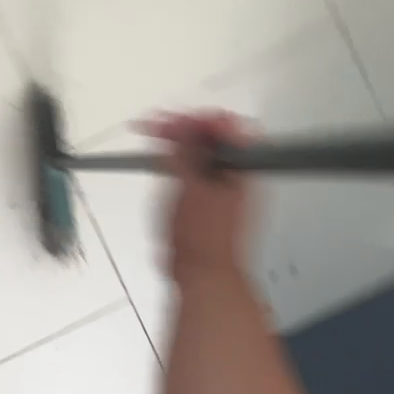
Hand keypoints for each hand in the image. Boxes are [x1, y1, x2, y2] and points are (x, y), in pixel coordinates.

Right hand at [139, 109, 253, 281]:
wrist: (201, 273)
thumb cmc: (200, 236)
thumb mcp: (190, 187)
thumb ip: (189, 153)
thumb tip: (187, 125)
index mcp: (243, 166)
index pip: (224, 126)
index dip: (193, 119)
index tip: (165, 121)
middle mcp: (239, 172)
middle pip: (212, 136)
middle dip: (180, 127)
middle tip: (149, 126)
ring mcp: (225, 185)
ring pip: (202, 152)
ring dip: (176, 142)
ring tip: (151, 136)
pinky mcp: (209, 199)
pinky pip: (195, 169)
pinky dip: (177, 161)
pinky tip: (161, 161)